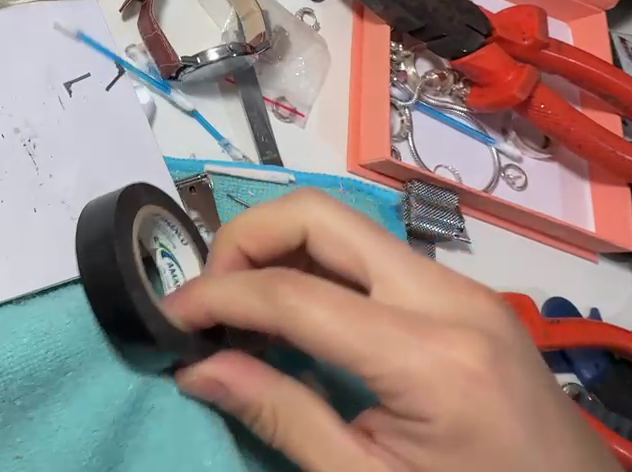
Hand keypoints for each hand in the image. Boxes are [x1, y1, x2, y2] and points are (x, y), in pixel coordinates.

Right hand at [161, 190, 618, 471]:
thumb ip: (281, 416)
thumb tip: (194, 367)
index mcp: (433, 359)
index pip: (291, 292)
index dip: (214, 296)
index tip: (169, 315)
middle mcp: (449, 298)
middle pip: (316, 215)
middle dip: (243, 241)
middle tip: (211, 298)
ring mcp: (462, 290)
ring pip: (338, 223)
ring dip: (274, 248)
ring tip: (243, 307)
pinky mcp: (463, 296)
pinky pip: (365, 253)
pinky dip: (310, 264)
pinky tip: (292, 314)